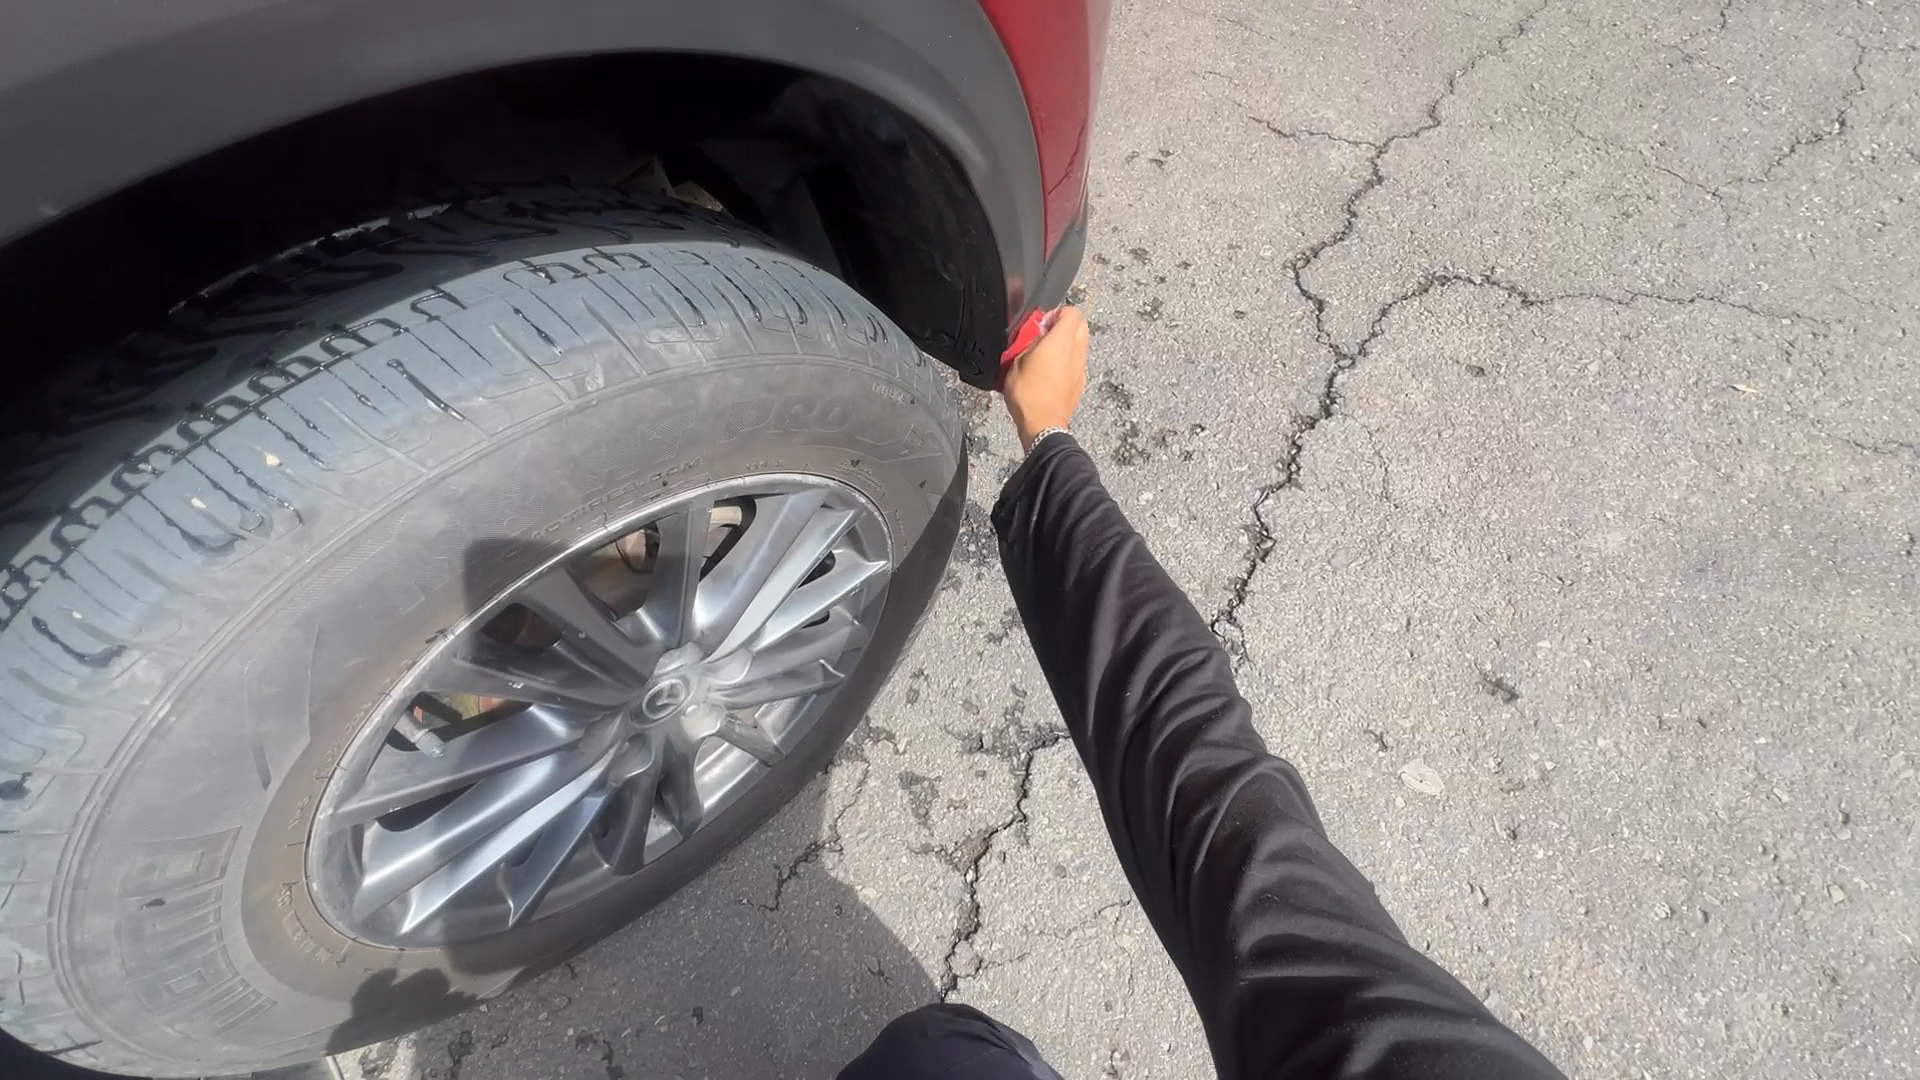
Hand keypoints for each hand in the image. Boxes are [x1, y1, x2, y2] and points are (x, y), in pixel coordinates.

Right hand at [1001, 306, 1088, 451]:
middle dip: (1065, 326)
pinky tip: (1051, 372)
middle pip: (1081, 325)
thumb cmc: (1028, 394)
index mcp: (1061, 340)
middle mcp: (1077, 351)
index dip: (1056, 313)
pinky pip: (1078, 362)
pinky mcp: (1081, 382)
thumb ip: (1028, 341)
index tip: (1041, 324)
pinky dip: (1068, 361)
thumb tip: (1036, 335)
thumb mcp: (1016, 361)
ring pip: (1081, 344)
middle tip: (1045, 336)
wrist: (1043, 425)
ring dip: (1067, 344)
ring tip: (1046, 355)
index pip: (1071, 311)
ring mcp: (1082, 368)